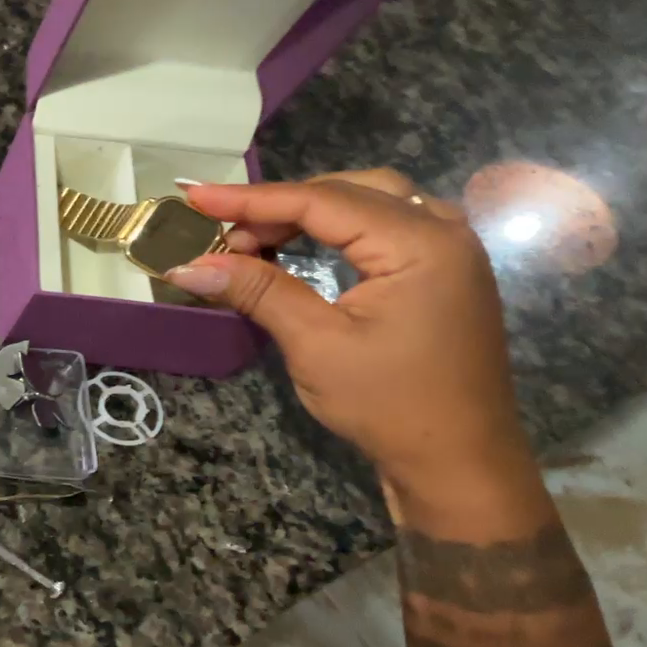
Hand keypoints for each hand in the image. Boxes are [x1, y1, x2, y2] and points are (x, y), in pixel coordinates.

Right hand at [166, 171, 543, 530]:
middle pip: (348, 191)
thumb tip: (190, 265)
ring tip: (251, 242)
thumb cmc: (386, 401)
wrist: (455, 455)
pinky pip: (381, 229)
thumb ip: (258, 292)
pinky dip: (332, 231)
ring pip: (368, 204)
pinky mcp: (438, 274)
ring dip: (305, 215)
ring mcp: (447, 251)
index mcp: (419, 242)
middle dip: (278, 205)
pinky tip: (298, 252)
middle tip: (221, 233)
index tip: (193, 196)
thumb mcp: (314, 344)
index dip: (251, 198)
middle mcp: (442, 230)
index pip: (322, 201)